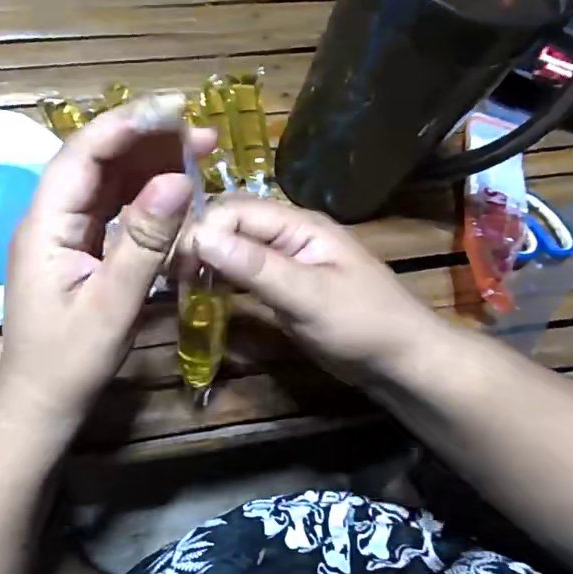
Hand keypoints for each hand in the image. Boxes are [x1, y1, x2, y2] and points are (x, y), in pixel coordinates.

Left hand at [0, 93, 215, 420]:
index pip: (82, 156)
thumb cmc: (70, 361)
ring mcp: (61, 231)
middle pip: (94, 160)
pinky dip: (142, 193)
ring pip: (104, 180)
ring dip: (147, 162)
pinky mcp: (75, 246)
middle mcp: (48, 218)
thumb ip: (144, 243)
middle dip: (144, 139)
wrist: (41, 398)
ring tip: (197, 151)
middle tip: (200, 132)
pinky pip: (109, 206)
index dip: (128, 127)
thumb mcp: (113, 306)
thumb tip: (178, 180)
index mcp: (45, 226)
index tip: (177, 111)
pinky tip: (173, 188)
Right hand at [187, 197, 444, 386]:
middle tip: (170, 277)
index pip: (233, 210)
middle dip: (197, 243)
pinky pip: (240, 272)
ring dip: (205, 261)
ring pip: (231, 247)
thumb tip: (198, 237)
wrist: (402, 363)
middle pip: (229, 224)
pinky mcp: (280, 284)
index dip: (201, 231)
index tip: (175, 266)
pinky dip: (219, 279)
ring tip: (177, 286)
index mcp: (298, 224)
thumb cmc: (363, 325)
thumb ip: (255, 267)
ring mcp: (283, 259)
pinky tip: (200, 294)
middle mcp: (287, 233)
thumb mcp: (308, 296)